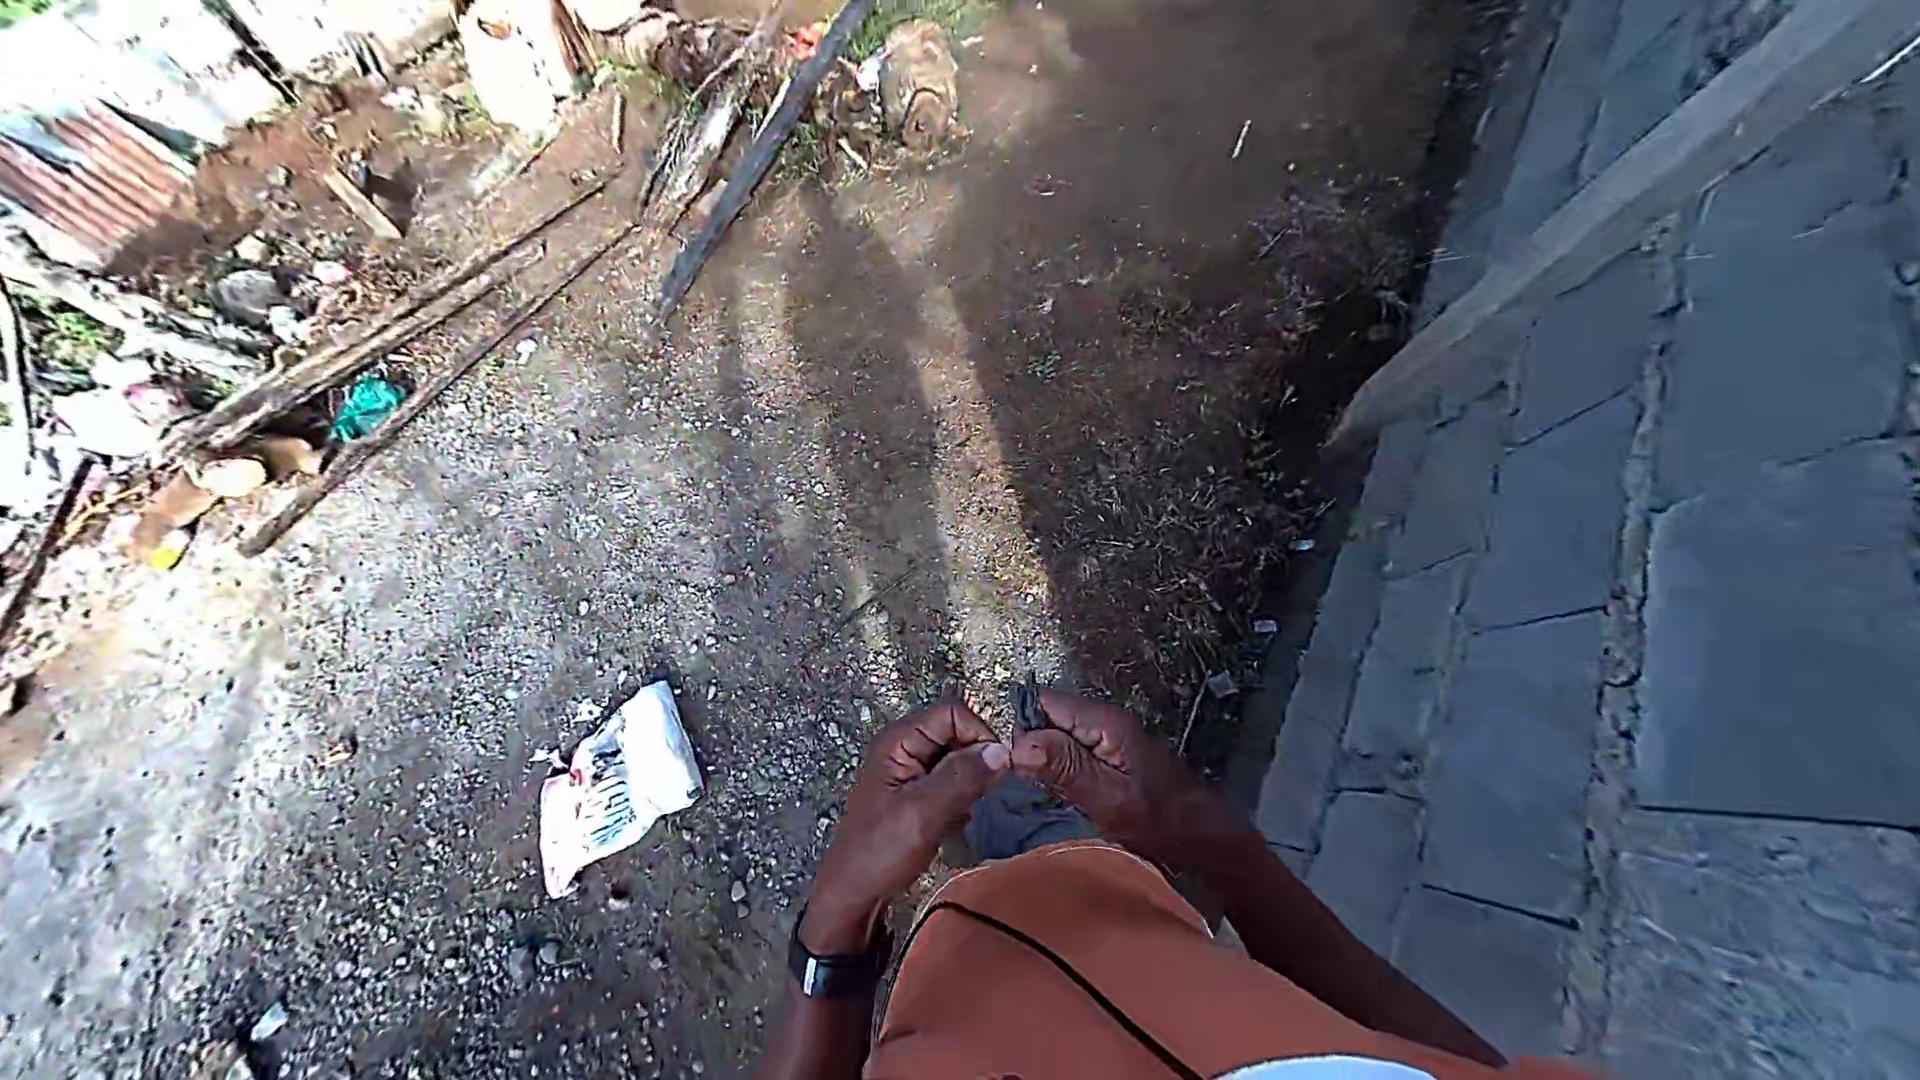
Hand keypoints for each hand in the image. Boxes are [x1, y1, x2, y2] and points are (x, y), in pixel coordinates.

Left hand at [803, 697, 1009, 952]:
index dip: (979, 733)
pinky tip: (956, 818)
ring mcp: (912, 767)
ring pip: (959, 756)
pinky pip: (953, 778)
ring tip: (962, 810)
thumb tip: (1000, 751)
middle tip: (982, 793)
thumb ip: (961, 778)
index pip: (952, 712)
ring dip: (971, 780)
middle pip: (958, 732)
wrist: (853, 895)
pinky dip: (963, 794)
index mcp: (899, 739)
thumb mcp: (922, 813)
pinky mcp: (919, 789)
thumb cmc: (879, 851)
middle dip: (977, 759)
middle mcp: (906, 745)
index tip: (997, 766)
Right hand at [1010, 689, 1249, 869]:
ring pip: (1055, 735)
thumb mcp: (1109, 798)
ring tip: (1049, 792)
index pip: (1042, 702)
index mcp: (1102, 721)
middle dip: (1031, 747)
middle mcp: (1101, 720)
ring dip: (1044, 761)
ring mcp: (1105, 736)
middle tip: (1035, 784)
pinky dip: (1060, 770)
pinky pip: (1069, 751)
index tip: (1016, 763)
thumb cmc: (1162, 822)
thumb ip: (1065, 768)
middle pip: (1046, 717)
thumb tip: (1019, 744)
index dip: (1022, 728)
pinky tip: (1065, 794)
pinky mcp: (1107, 753)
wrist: (1207, 838)